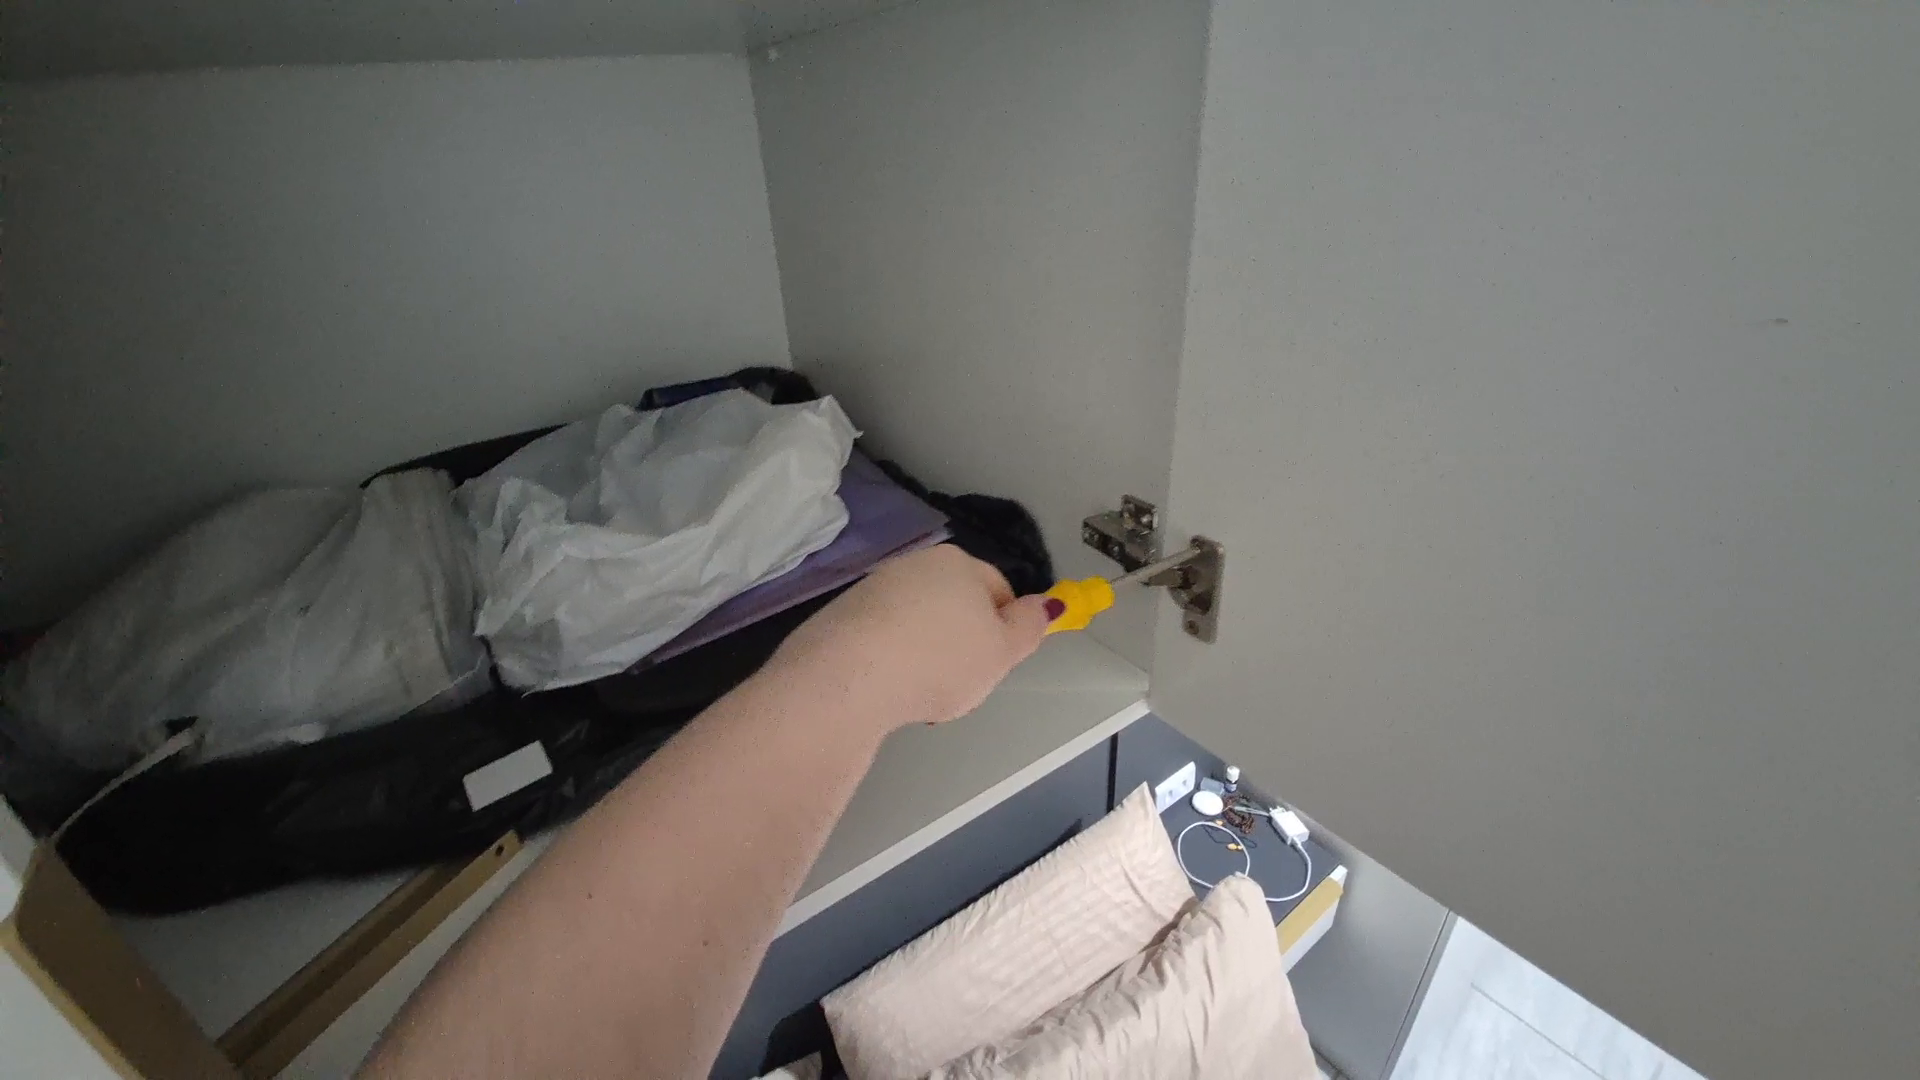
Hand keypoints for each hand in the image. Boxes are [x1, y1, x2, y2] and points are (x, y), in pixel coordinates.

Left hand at [762, 545, 1062, 732]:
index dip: (1004, 629)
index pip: (998, 589)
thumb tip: (1047, 604)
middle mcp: (915, 565)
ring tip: (921, 694)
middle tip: (962, 682)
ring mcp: (876, 588)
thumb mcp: (1002, 651)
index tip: (994, 662)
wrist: (850, 677)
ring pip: (918, 623)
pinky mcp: (844, 616)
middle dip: (962, 643)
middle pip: (955, 605)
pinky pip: (883, 637)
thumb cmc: (940, 661)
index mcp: (960, 564)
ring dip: (927, 654)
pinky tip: (889, 689)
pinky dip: (892, 660)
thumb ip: (1030, 626)